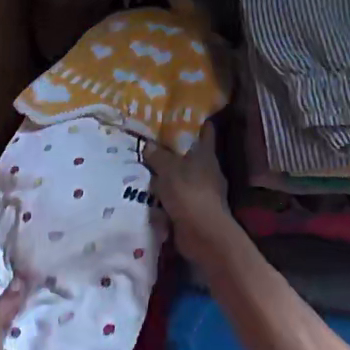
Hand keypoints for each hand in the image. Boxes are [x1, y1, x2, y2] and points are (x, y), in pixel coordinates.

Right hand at [143, 122, 237, 262]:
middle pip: (190, 155)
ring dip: (165, 177)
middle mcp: (207, 171)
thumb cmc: (189, 193)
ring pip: (180, 178)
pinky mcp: (194, 211)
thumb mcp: (169, 170)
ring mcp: (202, 192)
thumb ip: (158, 157)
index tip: (183, 114)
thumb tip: (148, 145)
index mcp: (206, 155)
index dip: (197, 122)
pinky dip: (164, 198)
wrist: (203, 235)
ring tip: (142, 169)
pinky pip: (175, 199)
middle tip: (151, 142)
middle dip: (173, 151)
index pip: (206, 131)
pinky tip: (146, 195)